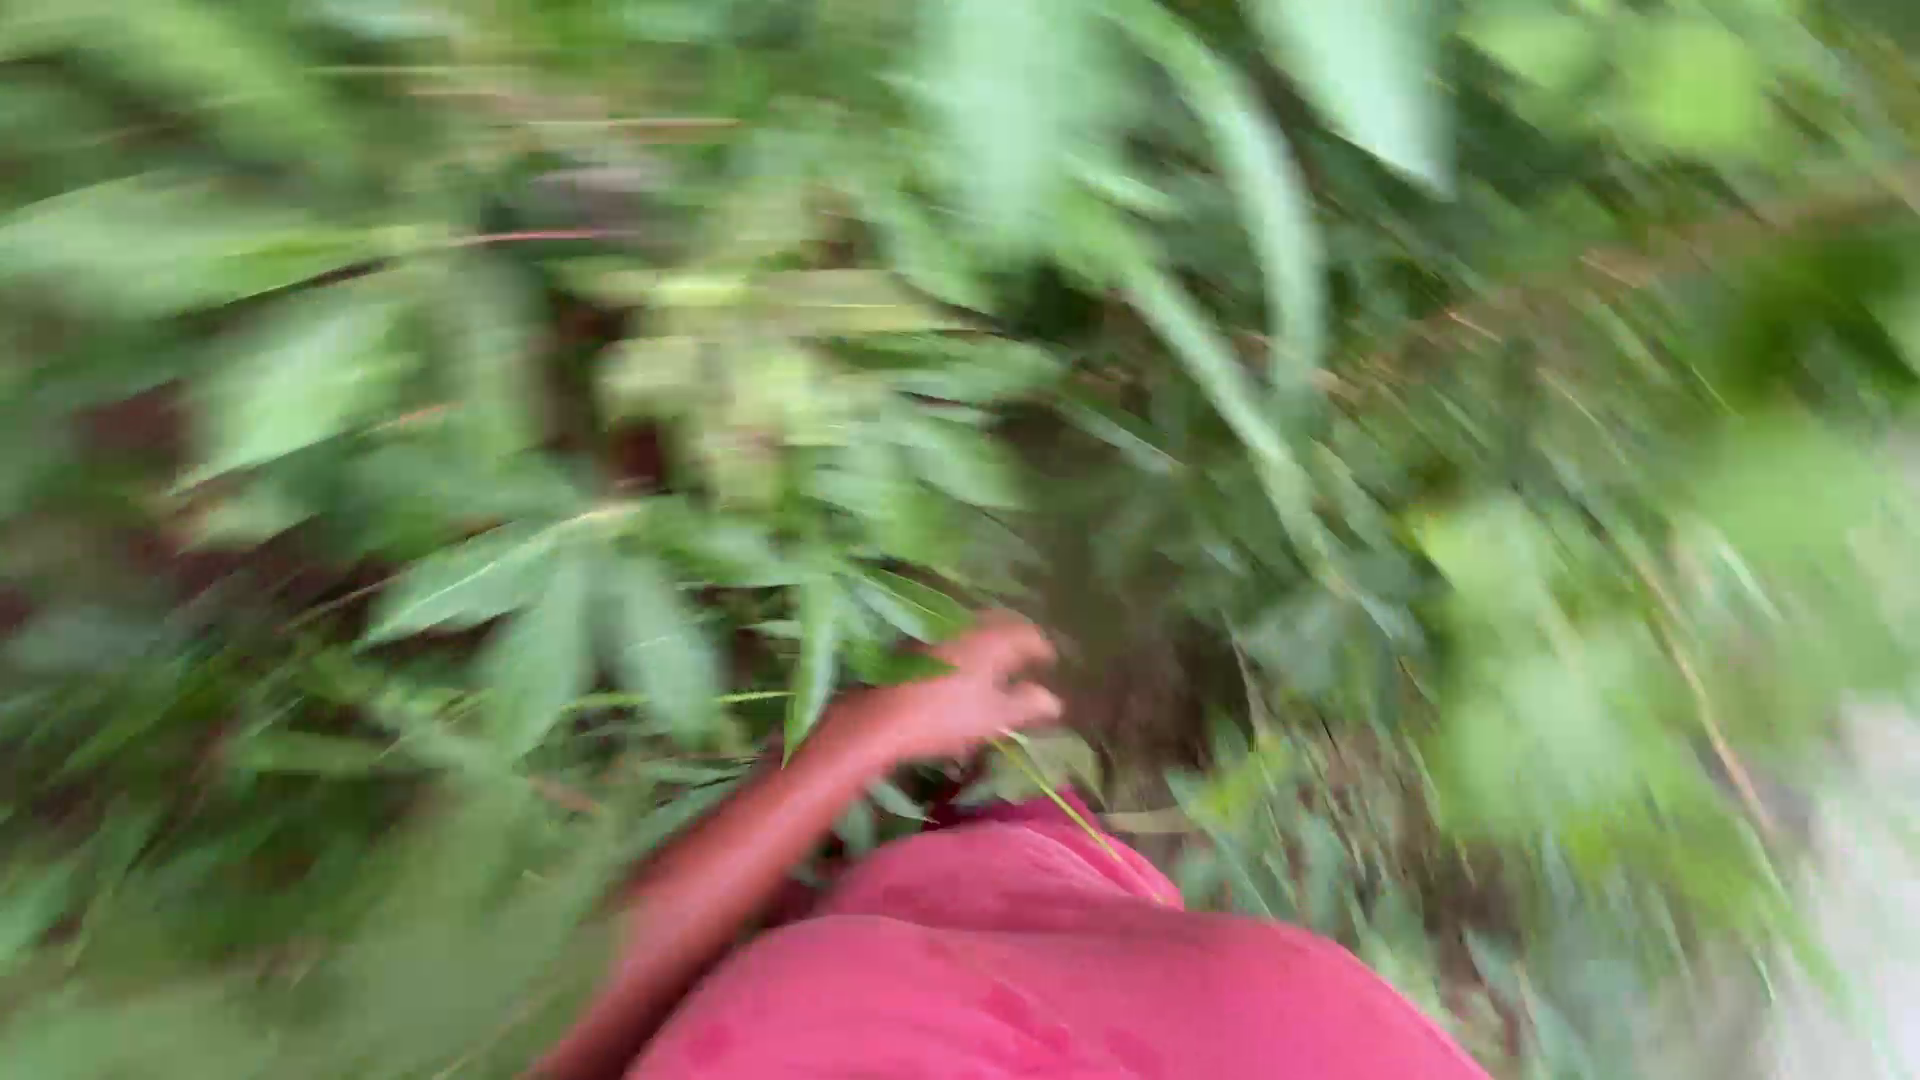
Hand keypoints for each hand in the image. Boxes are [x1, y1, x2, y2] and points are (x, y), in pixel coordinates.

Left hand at [824, 611, 1062, 764]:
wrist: (884, 718)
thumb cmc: (946, 717)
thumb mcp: (995, 717)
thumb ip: (1027, 704)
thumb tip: (1054, 699)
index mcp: (992, 639)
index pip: (1028, 632)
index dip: (1043, 647)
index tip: (1051, 661)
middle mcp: (968, 625)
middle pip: (1002, 620)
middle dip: (1019, 635)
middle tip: (1030, 654)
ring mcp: (941, 630)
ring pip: (977, 623)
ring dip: (994, 635)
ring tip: (1003, 657)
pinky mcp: (920, 640)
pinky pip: (957, 631)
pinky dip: (972, 640)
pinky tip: (970, 661)